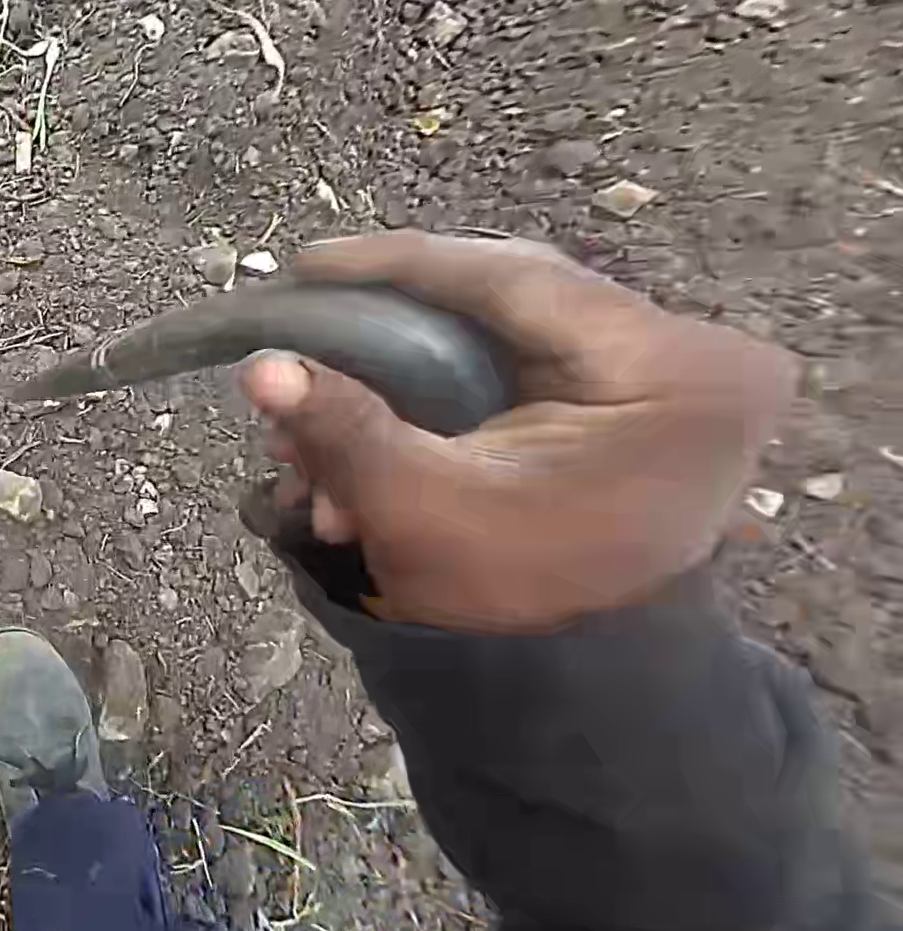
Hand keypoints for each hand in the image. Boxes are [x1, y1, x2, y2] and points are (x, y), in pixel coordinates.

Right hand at [240, 232, 796, 633]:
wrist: (554, 666)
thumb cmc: (505, 593)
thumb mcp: (412, 506)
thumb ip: (337, 427)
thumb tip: (258, 368)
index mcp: (672, 372)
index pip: (516, 278)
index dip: (398, 263)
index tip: (309, 263)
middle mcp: (669, 356)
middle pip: (488, 300)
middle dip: (376, 329)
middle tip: (299, 327)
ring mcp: (632, 376)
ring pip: (471, 333)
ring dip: (374, 373)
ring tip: (301, 428)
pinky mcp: (589, 400)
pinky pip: (475, 367)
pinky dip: (397, 395)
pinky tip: (336, 442)